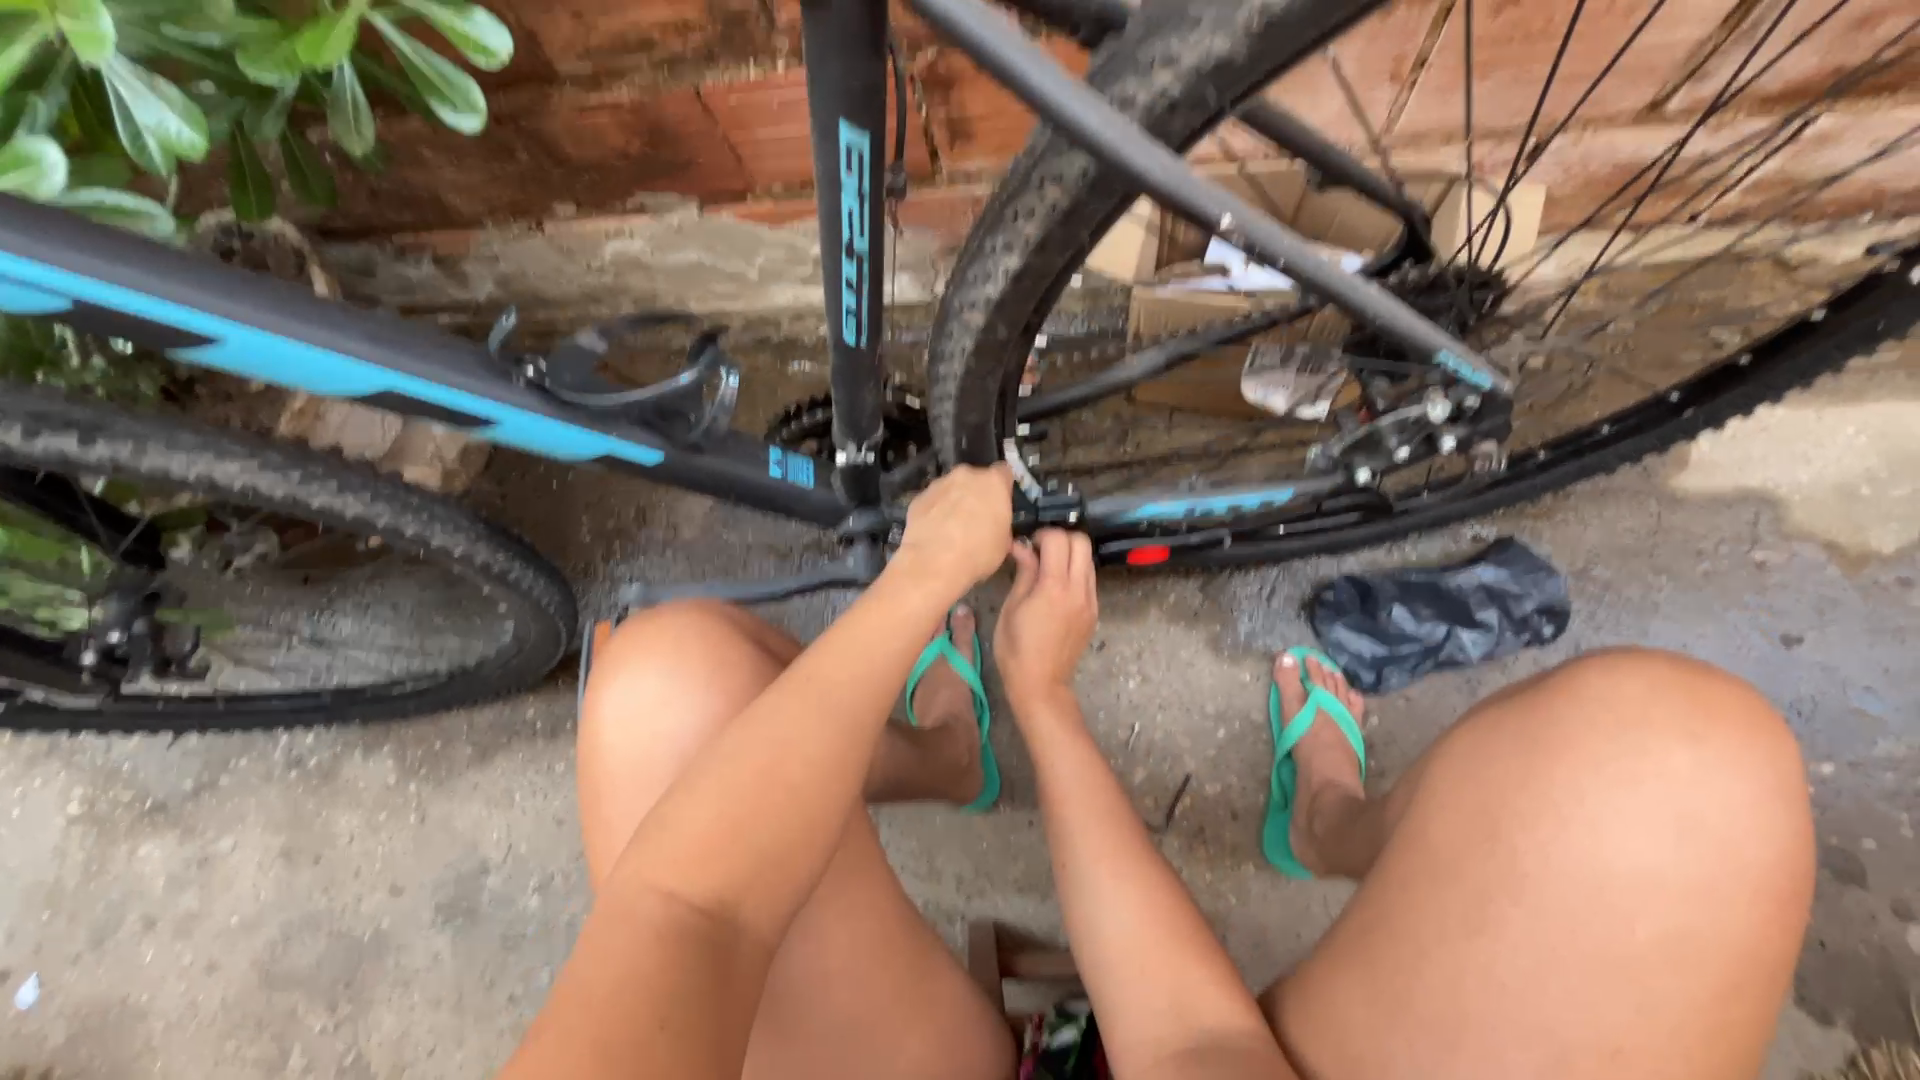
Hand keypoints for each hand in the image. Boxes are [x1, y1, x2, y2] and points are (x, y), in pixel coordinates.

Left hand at [892, 463, 1014, 593]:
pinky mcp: (919, 497)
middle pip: (975, 478)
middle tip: (976, 518)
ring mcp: (939, 484)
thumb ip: (1001, 523)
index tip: (1001, 502)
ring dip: (954, 501)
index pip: (1004, 472)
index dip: (1003, 487)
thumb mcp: (1004, 543)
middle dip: (976, 493)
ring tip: (951, 527)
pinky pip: (933, 501)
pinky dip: (935, 511)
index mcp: (993, 482)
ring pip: (952, 488)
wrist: (934, 563)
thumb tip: (995, 525)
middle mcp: (966, 475)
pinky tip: (934, 531)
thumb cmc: (978, 553)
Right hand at [994, 529, 1097, 711]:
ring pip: (1088, 559)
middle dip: (1061, 539)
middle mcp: (1079, 590)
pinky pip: (1088, 580)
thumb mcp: (1012, 608)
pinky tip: (1055, 589)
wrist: (1041, 684)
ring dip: (1070, 555)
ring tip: (1047, 570)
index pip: (1059, 539)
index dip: (1041, 535)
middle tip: (1040, 552)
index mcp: (1054, 587)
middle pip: (1082, 542)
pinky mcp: (1094, 612)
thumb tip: (1022, 546)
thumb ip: (1024, 572)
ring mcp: (1090, 601)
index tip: (1027, 546)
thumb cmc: (1016, 648)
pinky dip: (1074, 573)